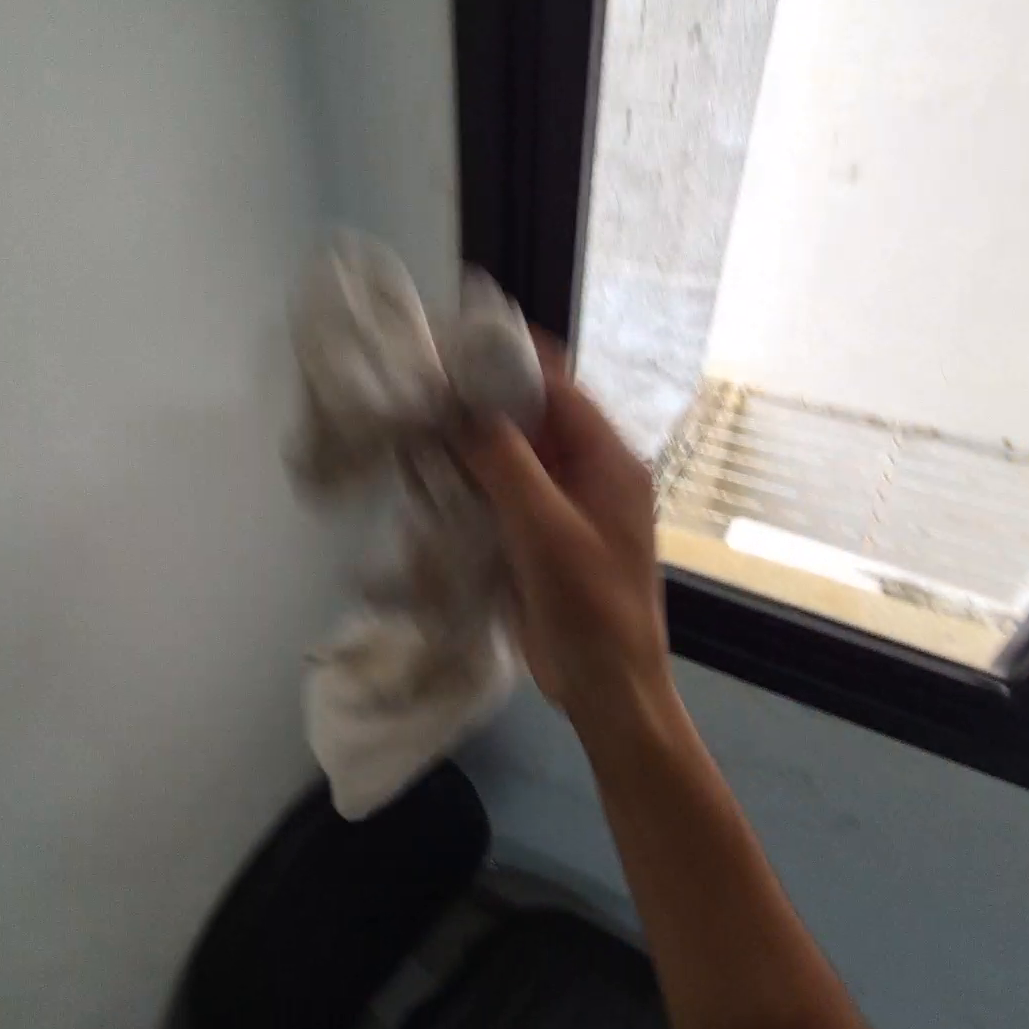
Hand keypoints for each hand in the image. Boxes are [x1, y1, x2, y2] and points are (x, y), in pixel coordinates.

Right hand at [458, 333, 671, 728]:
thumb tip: (465, 409)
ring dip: (474, 442)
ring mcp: (565, 507)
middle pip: (535, 419)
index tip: (458, 341)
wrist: (607, 688)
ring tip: (418, 422)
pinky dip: (474, 482)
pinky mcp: (541, 537)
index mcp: (609, 463)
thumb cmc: (590, 610)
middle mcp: (590, 475)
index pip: (560, 389)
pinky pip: (506, 494)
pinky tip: (434, 476)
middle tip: (423, 385)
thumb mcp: (548, 531)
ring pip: (516, 456)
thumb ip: (508, 465)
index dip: (512, 360)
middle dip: (483, 401)